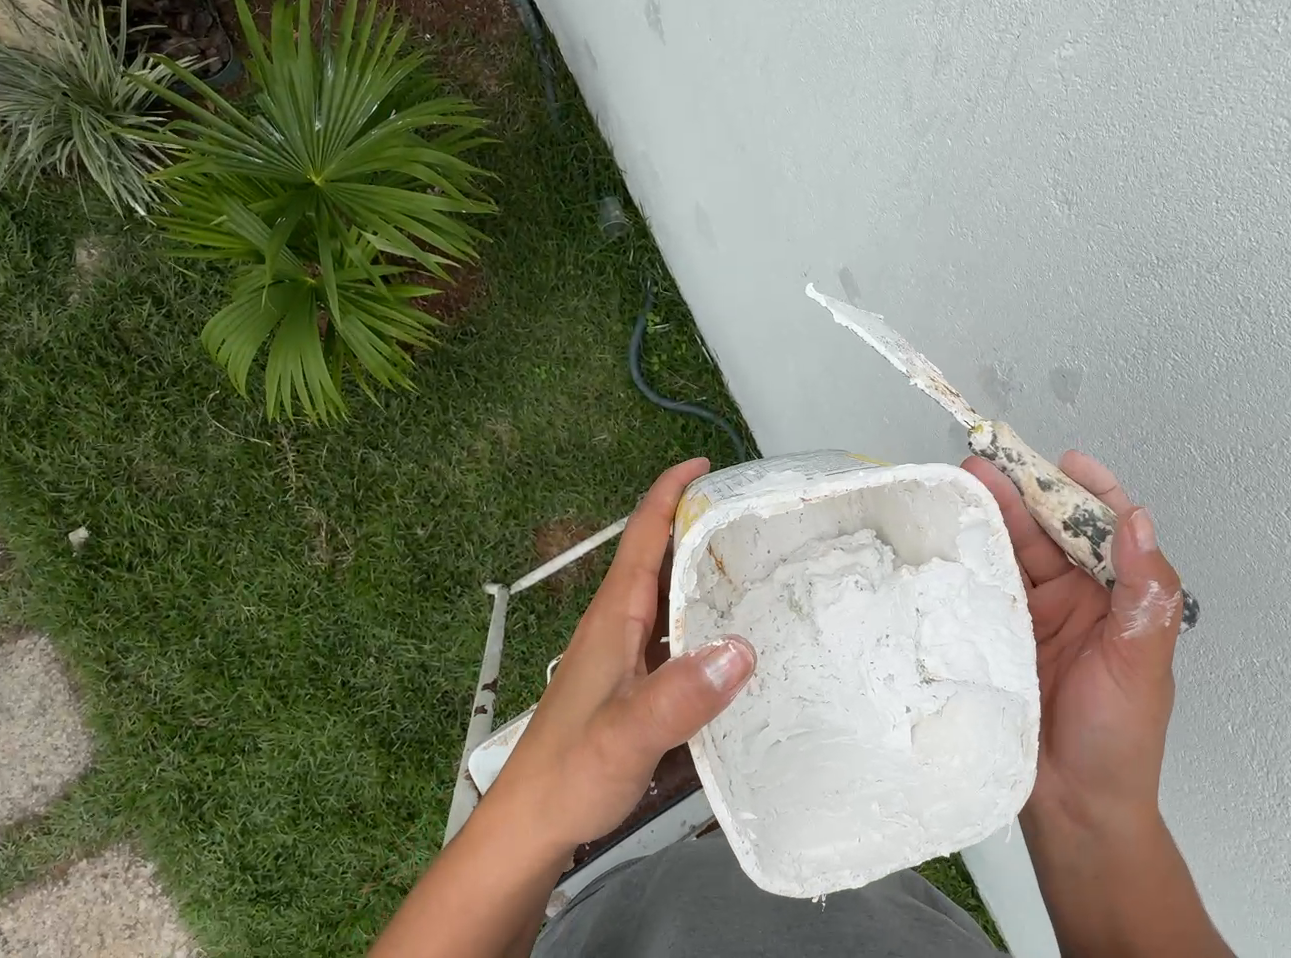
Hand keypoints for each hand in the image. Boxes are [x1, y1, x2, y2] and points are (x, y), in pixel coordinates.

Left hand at [485, 457, 756, 853]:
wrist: (531, 827)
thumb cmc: (569, 775)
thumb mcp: (625, 737)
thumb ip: (677, 697)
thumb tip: (741, 649)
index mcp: (614, 616)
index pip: (643, 535)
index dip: (670, 491)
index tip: (707, 465)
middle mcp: (619, 624)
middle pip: (660, 556)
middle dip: (700, 525)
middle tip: (756, 517)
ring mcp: (625, 654)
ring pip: (670, 595)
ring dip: (705, 572)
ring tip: (759, 568)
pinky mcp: (633, 683)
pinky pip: (675, 633)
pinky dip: (704, 619)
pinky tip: (734, 639)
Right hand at [961, 451, 1184, 825]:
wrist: (1071, 806)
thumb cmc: (1119, 740)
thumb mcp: (1143, 663)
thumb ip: (1145, 593)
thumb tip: (1139, 519)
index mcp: (1119, 597)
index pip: (1108, 529)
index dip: (1088, 490)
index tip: (1066, 460)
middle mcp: (1078, 597)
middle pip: (1052, 531)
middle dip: (1024, 492)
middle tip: (991, 462)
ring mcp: (1034, 613)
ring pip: (1014, 550)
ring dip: (991, 516)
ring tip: (963, 483)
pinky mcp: (997, 632)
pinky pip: (984, 584)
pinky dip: (968, 556)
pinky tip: (949, 533)